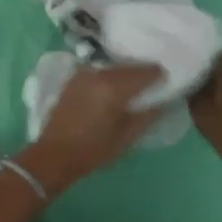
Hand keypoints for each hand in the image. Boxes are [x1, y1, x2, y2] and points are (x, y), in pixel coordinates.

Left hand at [22, 63, 168, 195]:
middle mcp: (99, 73)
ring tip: (133, 86)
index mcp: (114, 87)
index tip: (167, 81)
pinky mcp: (73, 79)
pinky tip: (112, 88)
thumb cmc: (93, 150)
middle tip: (153, 83)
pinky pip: (99, 71)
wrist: (54, 155)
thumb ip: (148, 116)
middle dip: (142, 72)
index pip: (146, 71)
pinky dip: (109, 76)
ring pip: (113, 67)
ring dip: (125, 73)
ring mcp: (83, 74)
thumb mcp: (126, 138)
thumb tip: (163, 101)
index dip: (159, 75)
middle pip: (129, 66)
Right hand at [187, 55, 221, 157]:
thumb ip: (193, 90)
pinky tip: (217, 103)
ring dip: (221, 83)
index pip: (220, 54)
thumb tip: (189, 78)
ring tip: (205, 91)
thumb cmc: (220, 126)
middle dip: (213, 70)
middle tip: (196, 76)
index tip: (196, 60)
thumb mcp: (198, 107)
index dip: (208, 55)